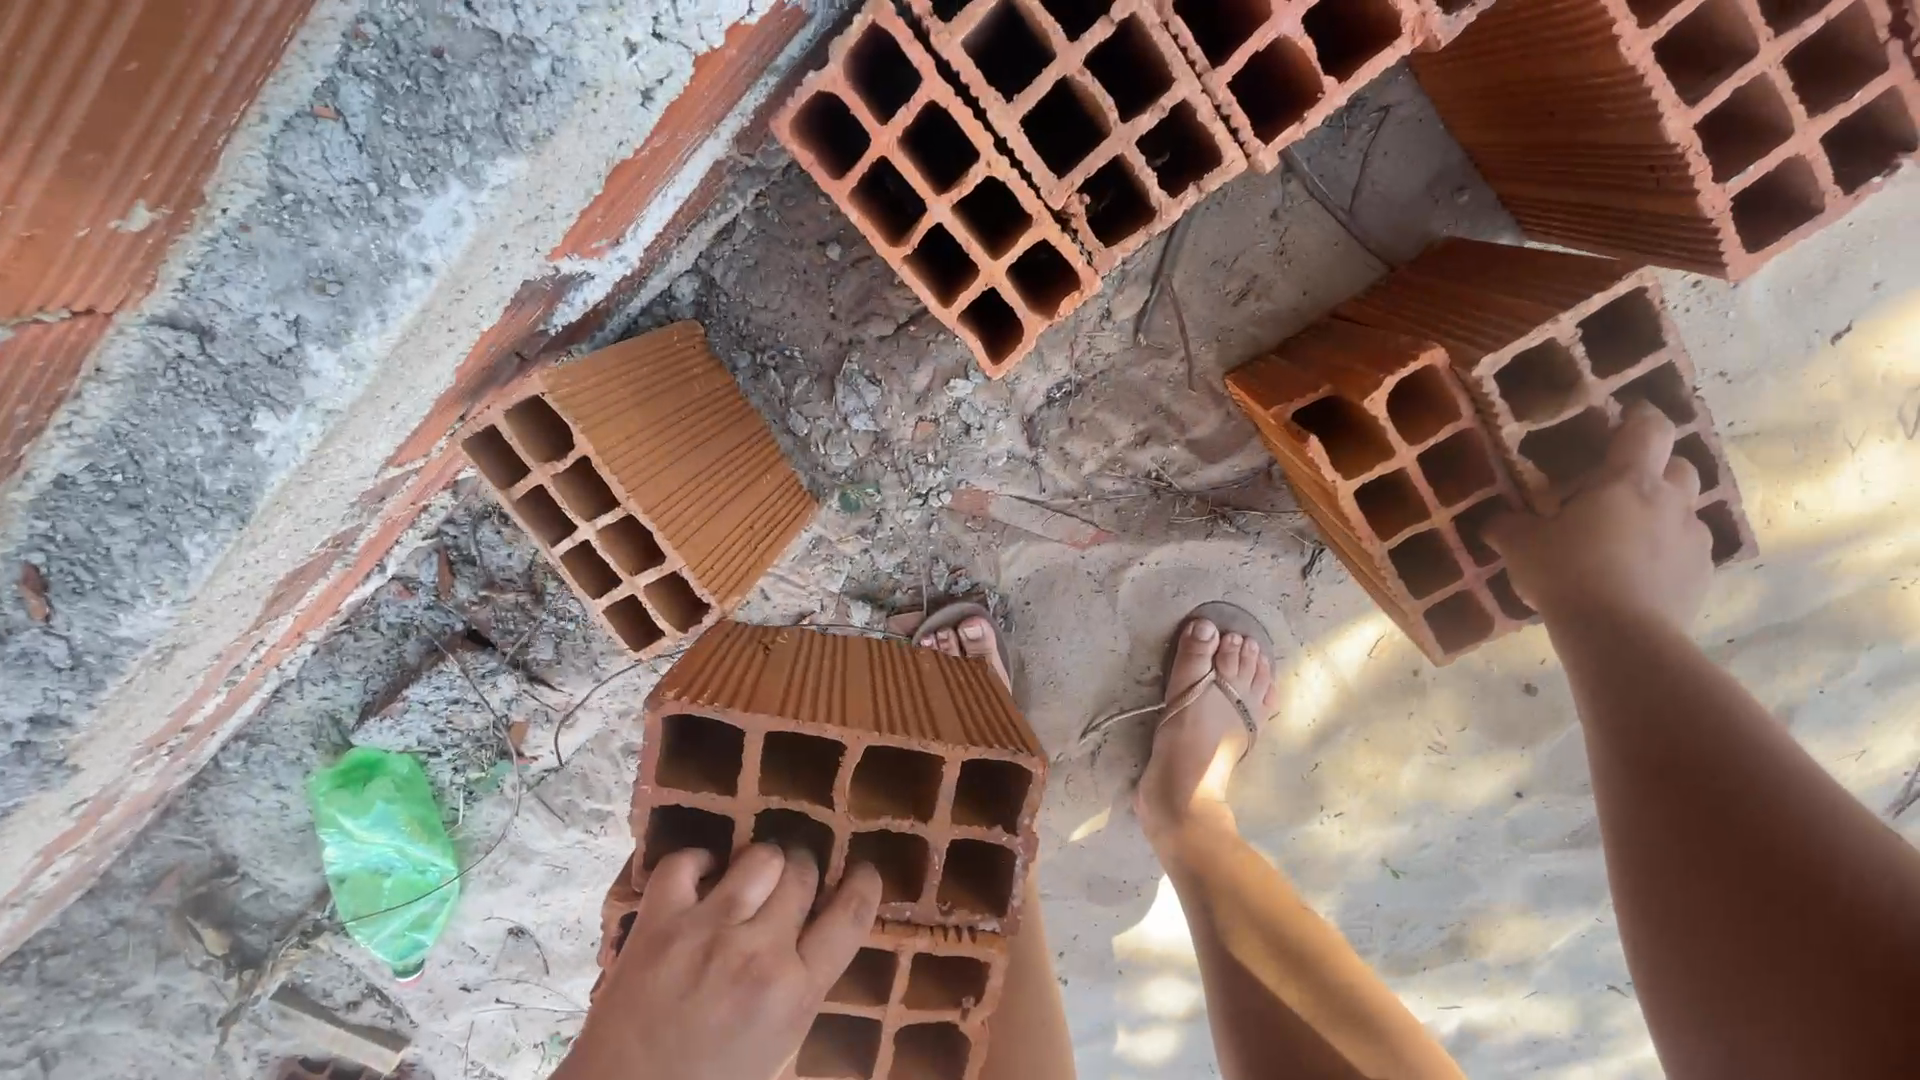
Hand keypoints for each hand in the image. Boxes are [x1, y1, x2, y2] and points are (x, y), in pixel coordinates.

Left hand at [555, 844, 881, 1079]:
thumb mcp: (780, 1046)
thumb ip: (803, 987)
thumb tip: (821, 930)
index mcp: (796, 994)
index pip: (851, 917)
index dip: (864, 884)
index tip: (863, 871)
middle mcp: (759, 953)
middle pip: (802, 873)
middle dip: (804, 869)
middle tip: (793, 879)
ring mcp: (707, 931)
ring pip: (758, 857)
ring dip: (761, 862)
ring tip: (752, 875)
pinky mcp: (658, 922)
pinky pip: (686, 862)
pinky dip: (700, 860)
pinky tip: (704, 874)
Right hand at [1487, 403, 1713, 628]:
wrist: (1620, 634)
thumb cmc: (1566, 573)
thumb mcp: (1518, 546)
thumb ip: (1507, 524)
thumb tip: (1497, 518)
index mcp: (1627, 482)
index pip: (1647, 429)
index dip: (1639, 416)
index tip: (1625, 415)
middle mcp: (1670, 501)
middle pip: (1679, 465)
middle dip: (1655, 468)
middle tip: (1619, 486)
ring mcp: (1693, 539)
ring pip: (1685, 509)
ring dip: (1662, 512)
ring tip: (1627, 535)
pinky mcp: (1702, 575)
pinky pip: (1686, 550)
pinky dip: (1666, 552)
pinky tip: (1637, 573)